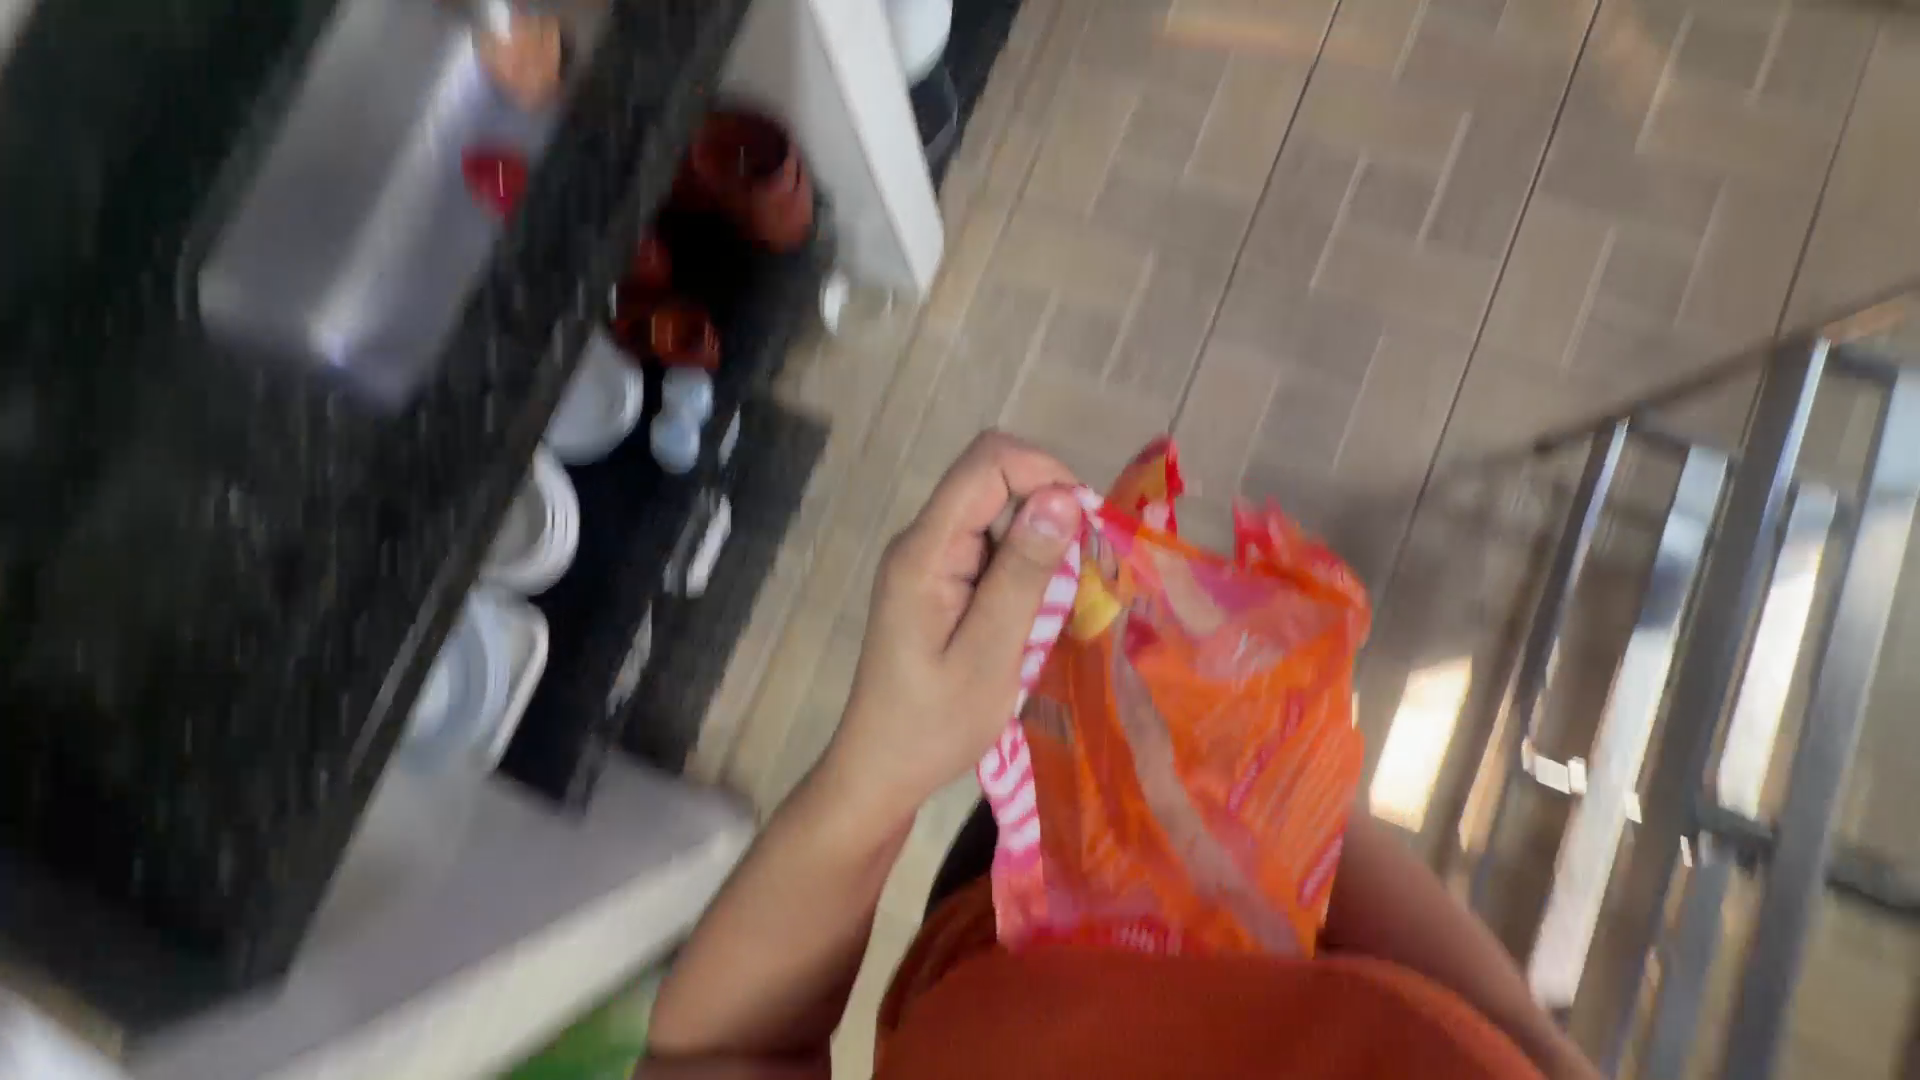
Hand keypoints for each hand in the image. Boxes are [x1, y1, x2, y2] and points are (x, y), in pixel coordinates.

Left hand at [817, 432, 1083, 821]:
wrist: (882, 766)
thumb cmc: (935, 724)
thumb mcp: (991, 655)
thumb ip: (1024, 573)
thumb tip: (1063, 496)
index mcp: (924, 550)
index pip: (987, 463)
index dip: (1044, 473)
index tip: (1086, 526)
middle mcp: (921, 540)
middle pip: (993, 481)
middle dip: (1047, 512)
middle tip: (1079, 577)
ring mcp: (927, 558)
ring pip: (997, 513)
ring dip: (1039, 544)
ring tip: (1056, 606)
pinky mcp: (938, 579)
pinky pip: (990, 546)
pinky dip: (1024, 566)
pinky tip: (1033, 613)